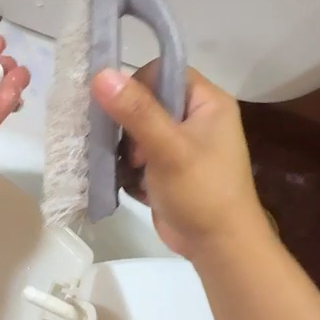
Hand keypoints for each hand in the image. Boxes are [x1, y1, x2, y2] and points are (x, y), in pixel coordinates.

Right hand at [92, 61, 267, 259]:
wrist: (219, 247)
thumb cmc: (202, 192)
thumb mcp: (168, 148)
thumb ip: (136, 111)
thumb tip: (101, 74)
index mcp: (207, 102)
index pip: (163, 71)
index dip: (138, 86)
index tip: (124, 112)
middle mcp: (195, 118)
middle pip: (145, 101)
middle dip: (128, 124)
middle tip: (133, 150)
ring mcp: (181, 144)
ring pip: (136, 129)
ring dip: (125, 149)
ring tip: (132, 168)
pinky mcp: (167, 168)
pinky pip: (136, 155)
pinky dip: (128, 167)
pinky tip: (131, 182)